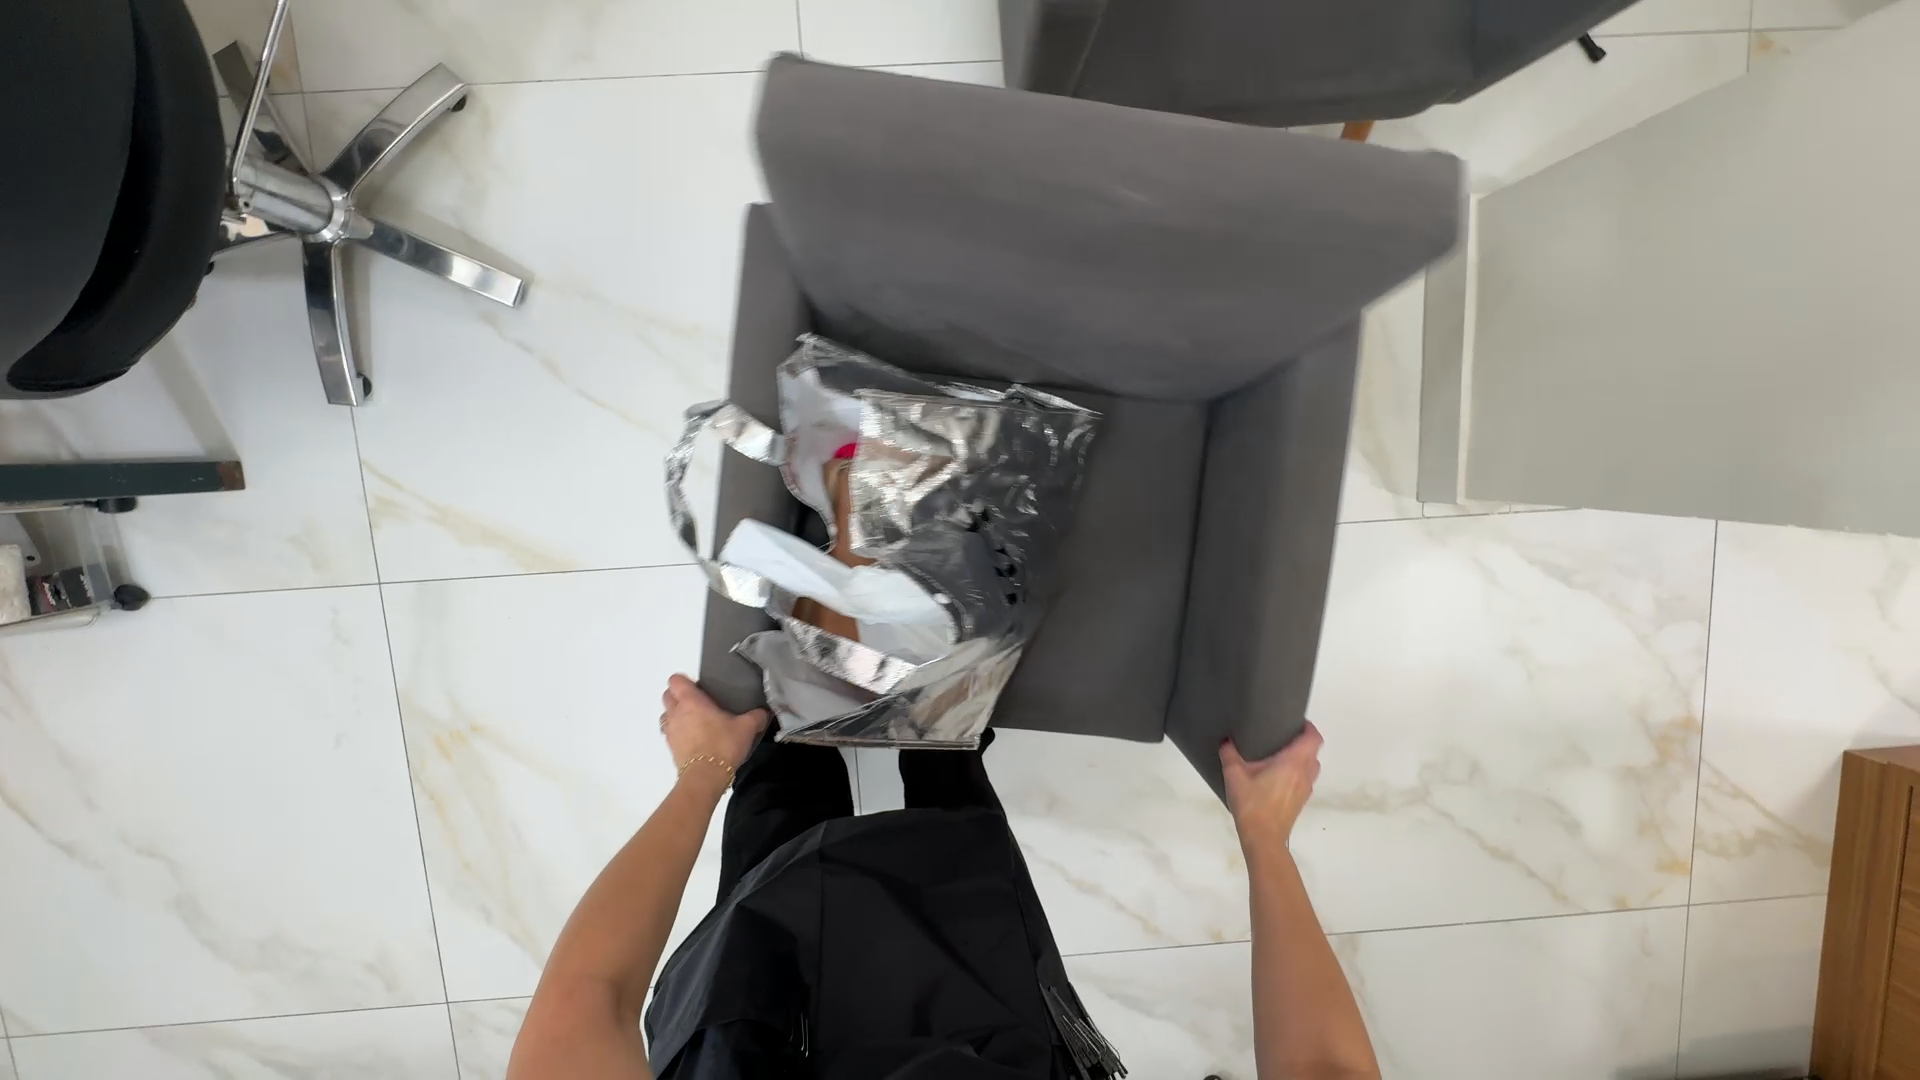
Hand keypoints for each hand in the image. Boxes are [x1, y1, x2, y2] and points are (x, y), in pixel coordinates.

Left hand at [659, 675, 767, 791]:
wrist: (706, 777)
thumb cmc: (723, 744)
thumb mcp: (747, 727)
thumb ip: (757, 716)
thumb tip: (764, 712)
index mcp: (691, 701)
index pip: (676, 680)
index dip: (684, 680)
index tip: (699, 686)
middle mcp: (676, 713)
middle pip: (667, 696)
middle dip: (678, 696)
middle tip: (697, 701)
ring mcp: (670, 732)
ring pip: (666, 716)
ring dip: (675, 715)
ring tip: (693, 720)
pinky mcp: (670, 748)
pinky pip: (670, 733)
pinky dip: (678, 732)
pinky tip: (694, 738)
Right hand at [1220, 722, 1323, 851]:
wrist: (1263, 837)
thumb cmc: (1253, 803)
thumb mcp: (1234, 775)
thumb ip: (1230, 754)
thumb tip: (1227, 741)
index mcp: (1293, 763)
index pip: (1313, 738)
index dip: (1308, 727)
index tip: (1295, 721)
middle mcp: (1305, 773)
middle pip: (1313, 751)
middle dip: (1301, 741)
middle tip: (1282, 734)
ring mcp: (1305, 789)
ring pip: (1311, 766)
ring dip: (1301, 757)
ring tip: (1279, 753)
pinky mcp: (1301, 800)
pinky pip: (1304, 778)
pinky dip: (1297, 771)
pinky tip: (1276, 774)